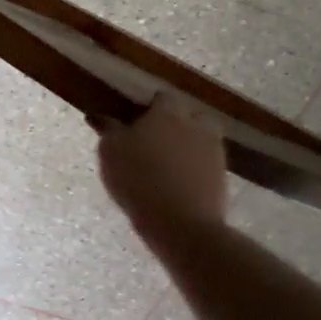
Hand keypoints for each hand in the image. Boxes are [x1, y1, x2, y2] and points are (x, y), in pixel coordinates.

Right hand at [96, 92, 229, 240]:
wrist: (180, 222)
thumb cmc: (137, 176)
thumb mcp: (110, 149)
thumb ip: (108, 129)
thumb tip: (98, 115)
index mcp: (168, 115)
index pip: (165, 97)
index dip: (151, 103)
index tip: (136, 113)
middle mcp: (196, 129)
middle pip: (195, 116)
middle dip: (181, 120)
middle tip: (157, 133)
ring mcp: (214, 155)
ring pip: (204, 139)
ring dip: (189, 143)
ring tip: (165, 157)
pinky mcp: (222, 180)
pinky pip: (207, 163)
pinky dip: (194, 165)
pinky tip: (176, 176)